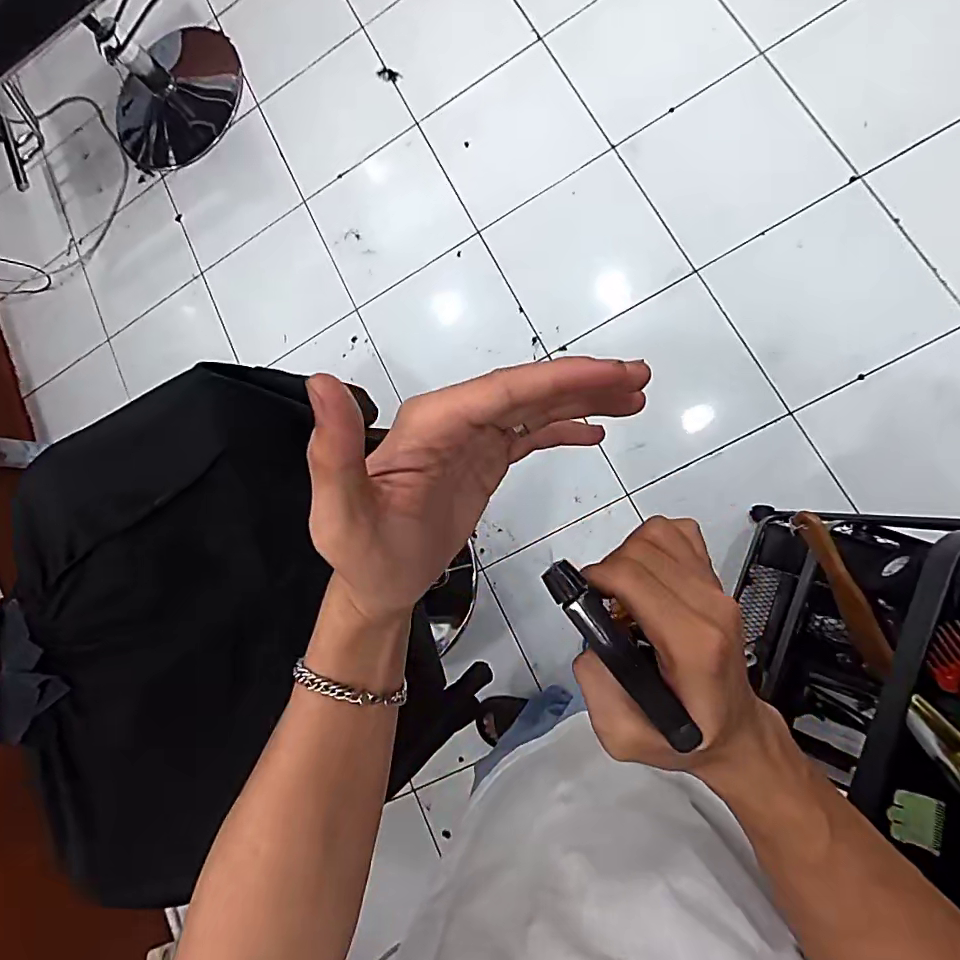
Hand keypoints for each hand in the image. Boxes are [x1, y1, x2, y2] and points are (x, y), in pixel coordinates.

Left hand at [305, 358, 649, 621]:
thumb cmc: (360, 555)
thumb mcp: (339, 511)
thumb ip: (332, 448)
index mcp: (425, 425)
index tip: (610, 375)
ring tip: (632, 395)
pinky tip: (592, 428)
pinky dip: (560, 427)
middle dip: (580, 380)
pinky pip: (526, 436)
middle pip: (522, 391)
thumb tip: (321, 382)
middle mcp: (448, 422)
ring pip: (530, 408)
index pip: (498, 392)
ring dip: (580, 398)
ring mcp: (466, 440)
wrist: (375, 585)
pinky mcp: (479, 461)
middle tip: (638, 377)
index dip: (557, 380)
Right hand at [574, 516, 785, 783]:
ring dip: (628, 555)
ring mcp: (717, 592)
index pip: (631, 576)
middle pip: (639, 551)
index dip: (595, 579)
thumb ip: (595, 687)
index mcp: (692, 644)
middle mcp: (710, 610)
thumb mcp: (626, 737)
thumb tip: (588, 642)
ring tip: (624, 589)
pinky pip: (679, 534)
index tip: (586, 598)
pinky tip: (648, 574)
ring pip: (657, 534)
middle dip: (606, 571)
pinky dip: (654, 544)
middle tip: (602, 602)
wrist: (734, 732)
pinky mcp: (716, 582)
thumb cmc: (690, 733)